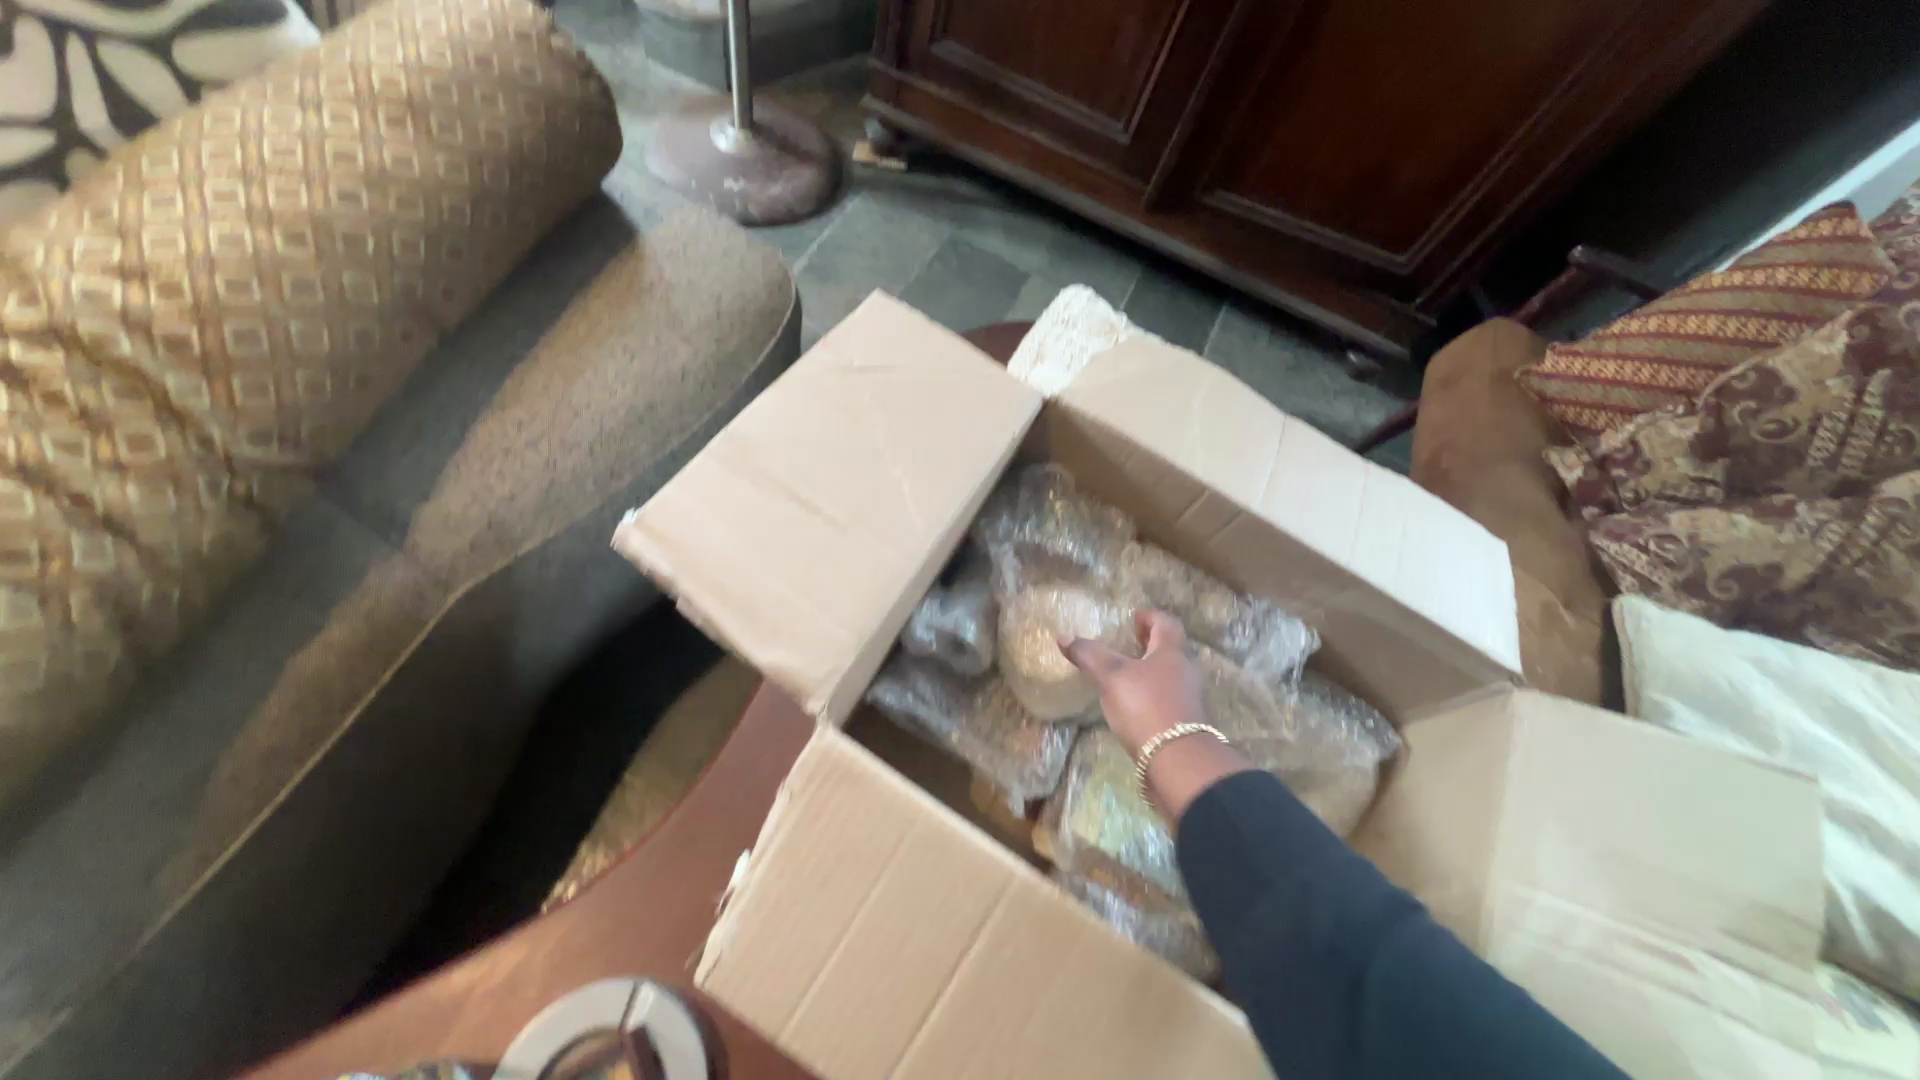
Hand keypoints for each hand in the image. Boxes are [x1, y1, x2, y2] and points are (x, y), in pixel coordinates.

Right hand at [1061, 609, 1253, 819]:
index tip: (1135, 618)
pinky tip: (1135, 708)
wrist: (1178, 761)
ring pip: (1171, 677)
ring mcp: (1189, 700)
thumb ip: (1089, 655)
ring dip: (1152, 672)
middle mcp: (1186, 672)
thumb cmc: (1146, 707)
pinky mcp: (1187, 725)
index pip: (1167, 624)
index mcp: (1171, 654)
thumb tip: (1063, 636)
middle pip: (1171, 651)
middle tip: (1130, 645)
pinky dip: (1153, 697)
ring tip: (1127, 678)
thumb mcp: (1111, 677)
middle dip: (1151, 645)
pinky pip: (1169, 701)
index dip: (1151, 617)